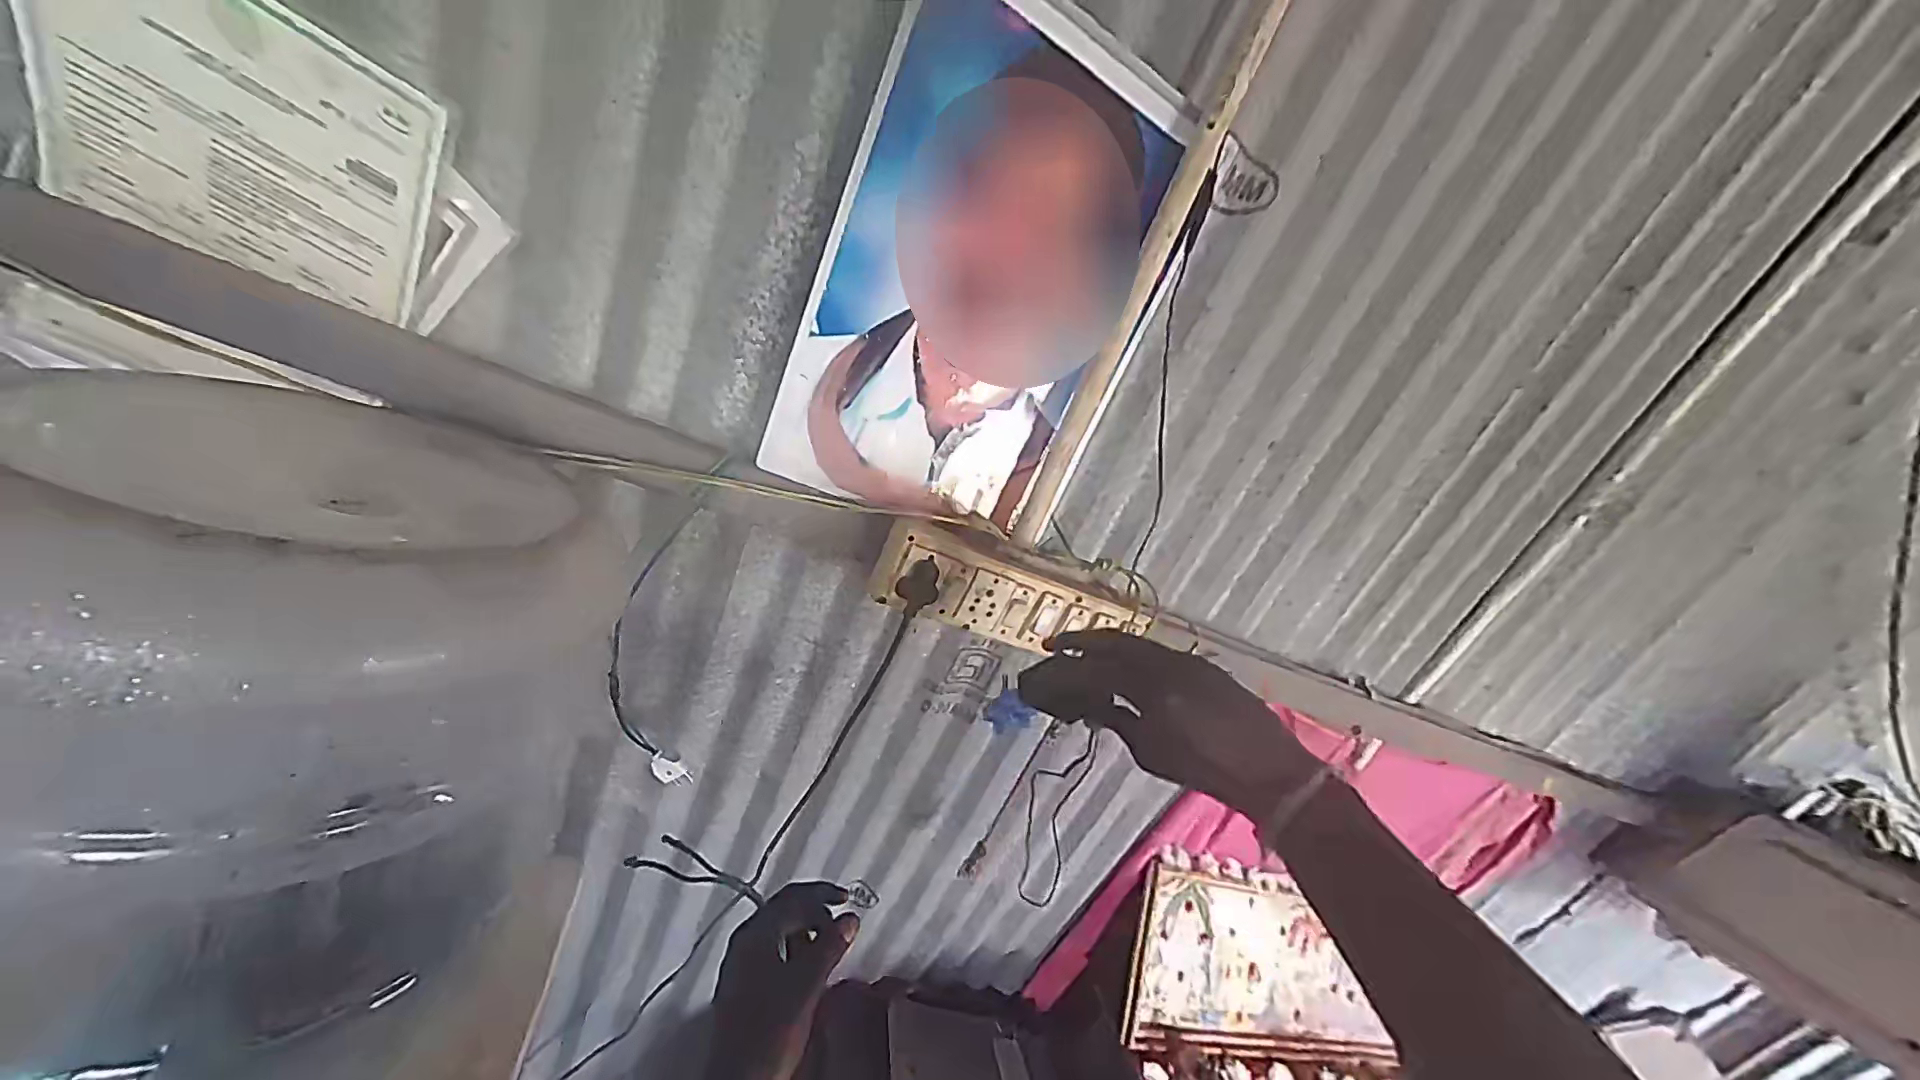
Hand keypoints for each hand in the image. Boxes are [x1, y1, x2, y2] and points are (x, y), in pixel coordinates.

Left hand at [705, 882, 859, 1079]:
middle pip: (783, 911)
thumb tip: (848, 920)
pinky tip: (809, 968)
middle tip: (839, 919)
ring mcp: (741, 968)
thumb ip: (829, 946)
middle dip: (815, 912)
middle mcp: (742, 946)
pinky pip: (775, 954)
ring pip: (779, 933)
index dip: (821, 893)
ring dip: (806, 932)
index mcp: (753, 936)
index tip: (844, 897)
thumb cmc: (765, 1036)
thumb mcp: (806, 984)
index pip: (791, 897)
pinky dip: (797, 951)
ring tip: (829, 944)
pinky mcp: (745, 989)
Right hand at [1017, 630, 1321, 813]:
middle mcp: (1167, 662)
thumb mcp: (1151, 751)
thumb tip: (1090, 705)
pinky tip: (1122, 666)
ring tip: (1082, 652)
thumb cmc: (1204, 768)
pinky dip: (1132, 654)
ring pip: (1136, 643)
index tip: (1043, 673)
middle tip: (1053, 647)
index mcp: (1151, 687)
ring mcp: (1187, 660)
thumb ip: (1117, 720)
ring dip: (1106, 645)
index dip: (1065, 670)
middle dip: (1080, 642)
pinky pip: (1156, 652)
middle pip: (1113, 642)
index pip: (1096, 670)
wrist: (1268, 769)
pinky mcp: (1201, 665)